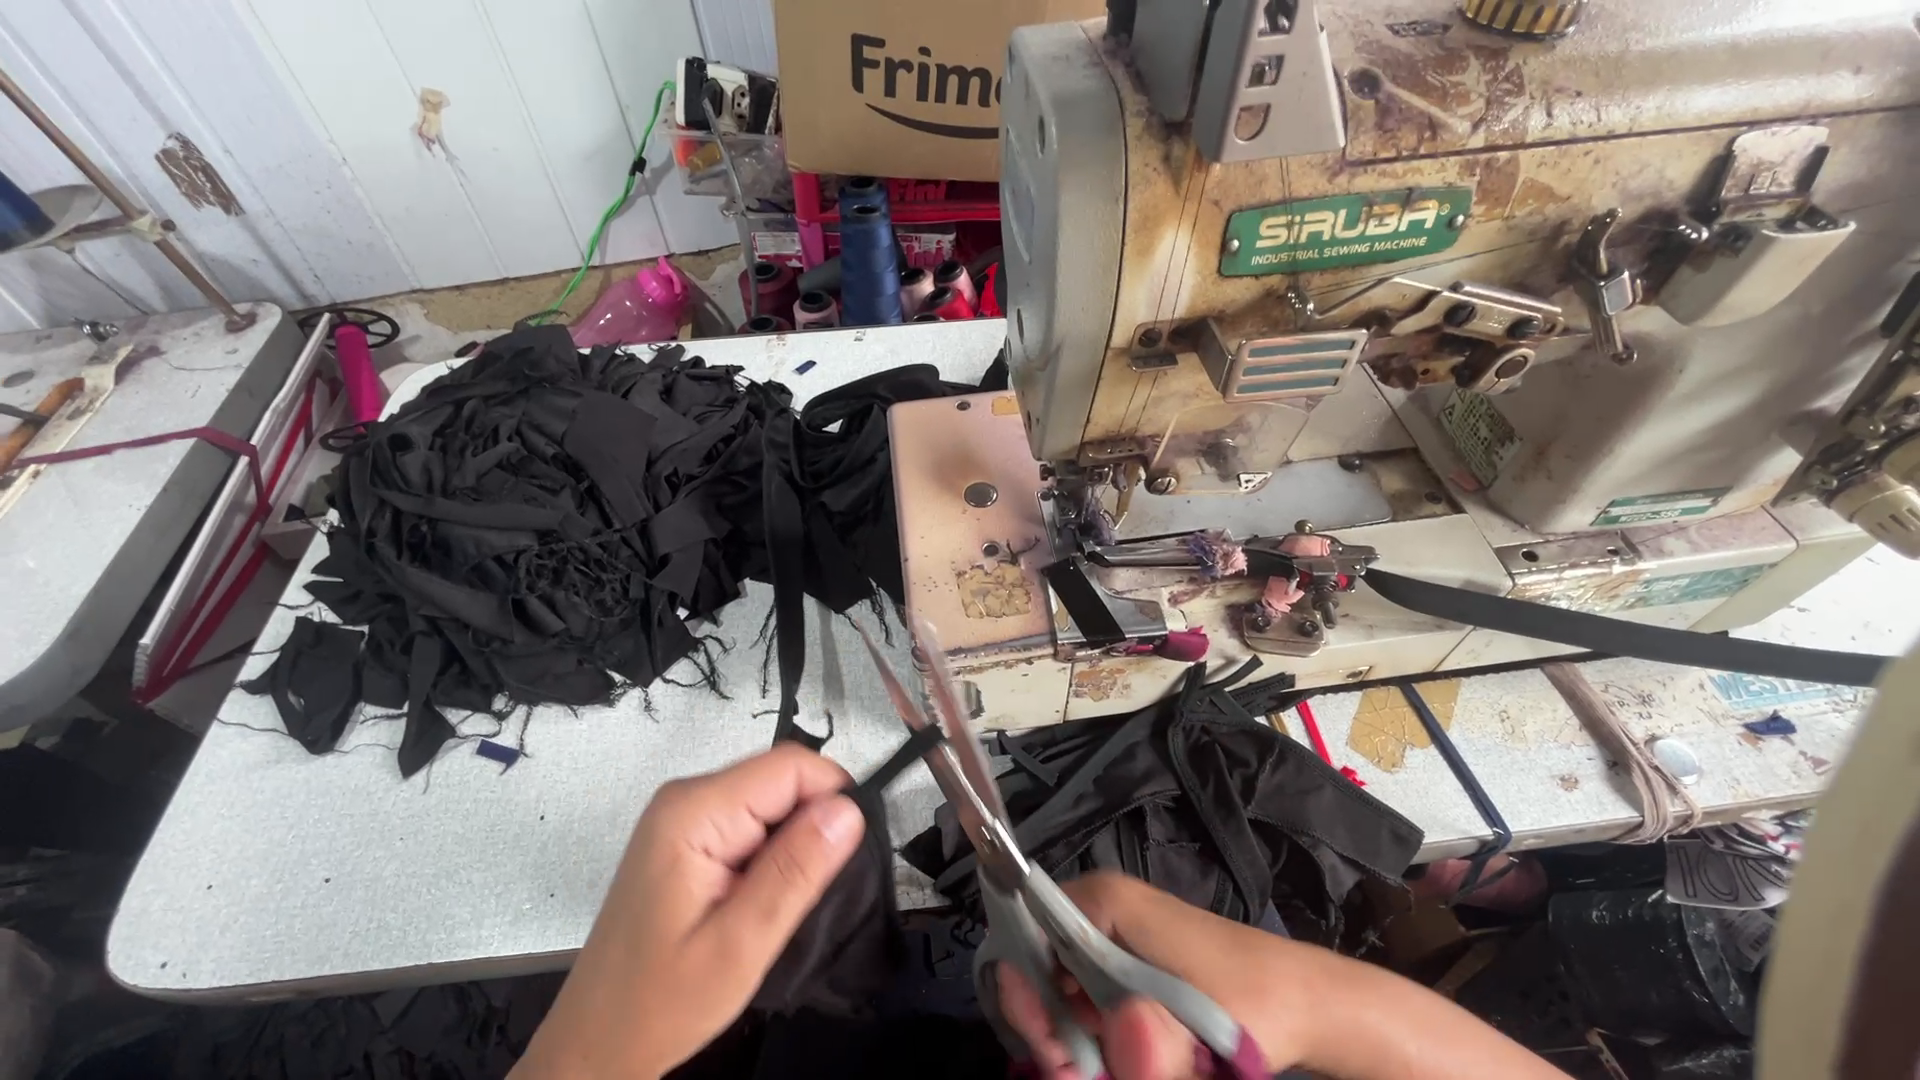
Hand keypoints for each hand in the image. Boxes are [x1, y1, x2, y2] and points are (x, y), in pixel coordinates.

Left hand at [514, 745, 865, 1078]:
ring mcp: (685, 814)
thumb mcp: (740, 945)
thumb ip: (795, 871)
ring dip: (793, 844)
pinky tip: (758, 898)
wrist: (598, 1042)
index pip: (791, 766)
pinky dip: (772, 854)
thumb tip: (847, 811)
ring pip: (773, 799)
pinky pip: (754, 820)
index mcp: (693, 812)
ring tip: (778, 902)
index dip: (831, 801)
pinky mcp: (690, 835)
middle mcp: (686, 798)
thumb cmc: (658, 1004)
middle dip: (811, 826)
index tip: (842, 857)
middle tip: (804, 893)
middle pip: (782, 778)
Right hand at [996, 872, 1318, 1079]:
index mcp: (1103, 902)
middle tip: (1074, 1074)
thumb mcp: (1202, 1032)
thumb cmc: (1252, 1002)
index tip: (1052, 1052)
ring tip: (1092, 1074)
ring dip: (1062, 1038)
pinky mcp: (1121, 962)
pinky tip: (1106, 1063)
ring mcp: (1108, 934)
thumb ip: (1156, 1047)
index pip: (1023, 933)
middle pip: (1033, 964)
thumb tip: (1124, 1048)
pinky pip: (1078, 996)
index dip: (1023, 995)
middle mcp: (1095, 907)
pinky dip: (1084, 1035)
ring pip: (1052, 986)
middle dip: (1043, 1027)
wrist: (1302, 1001)